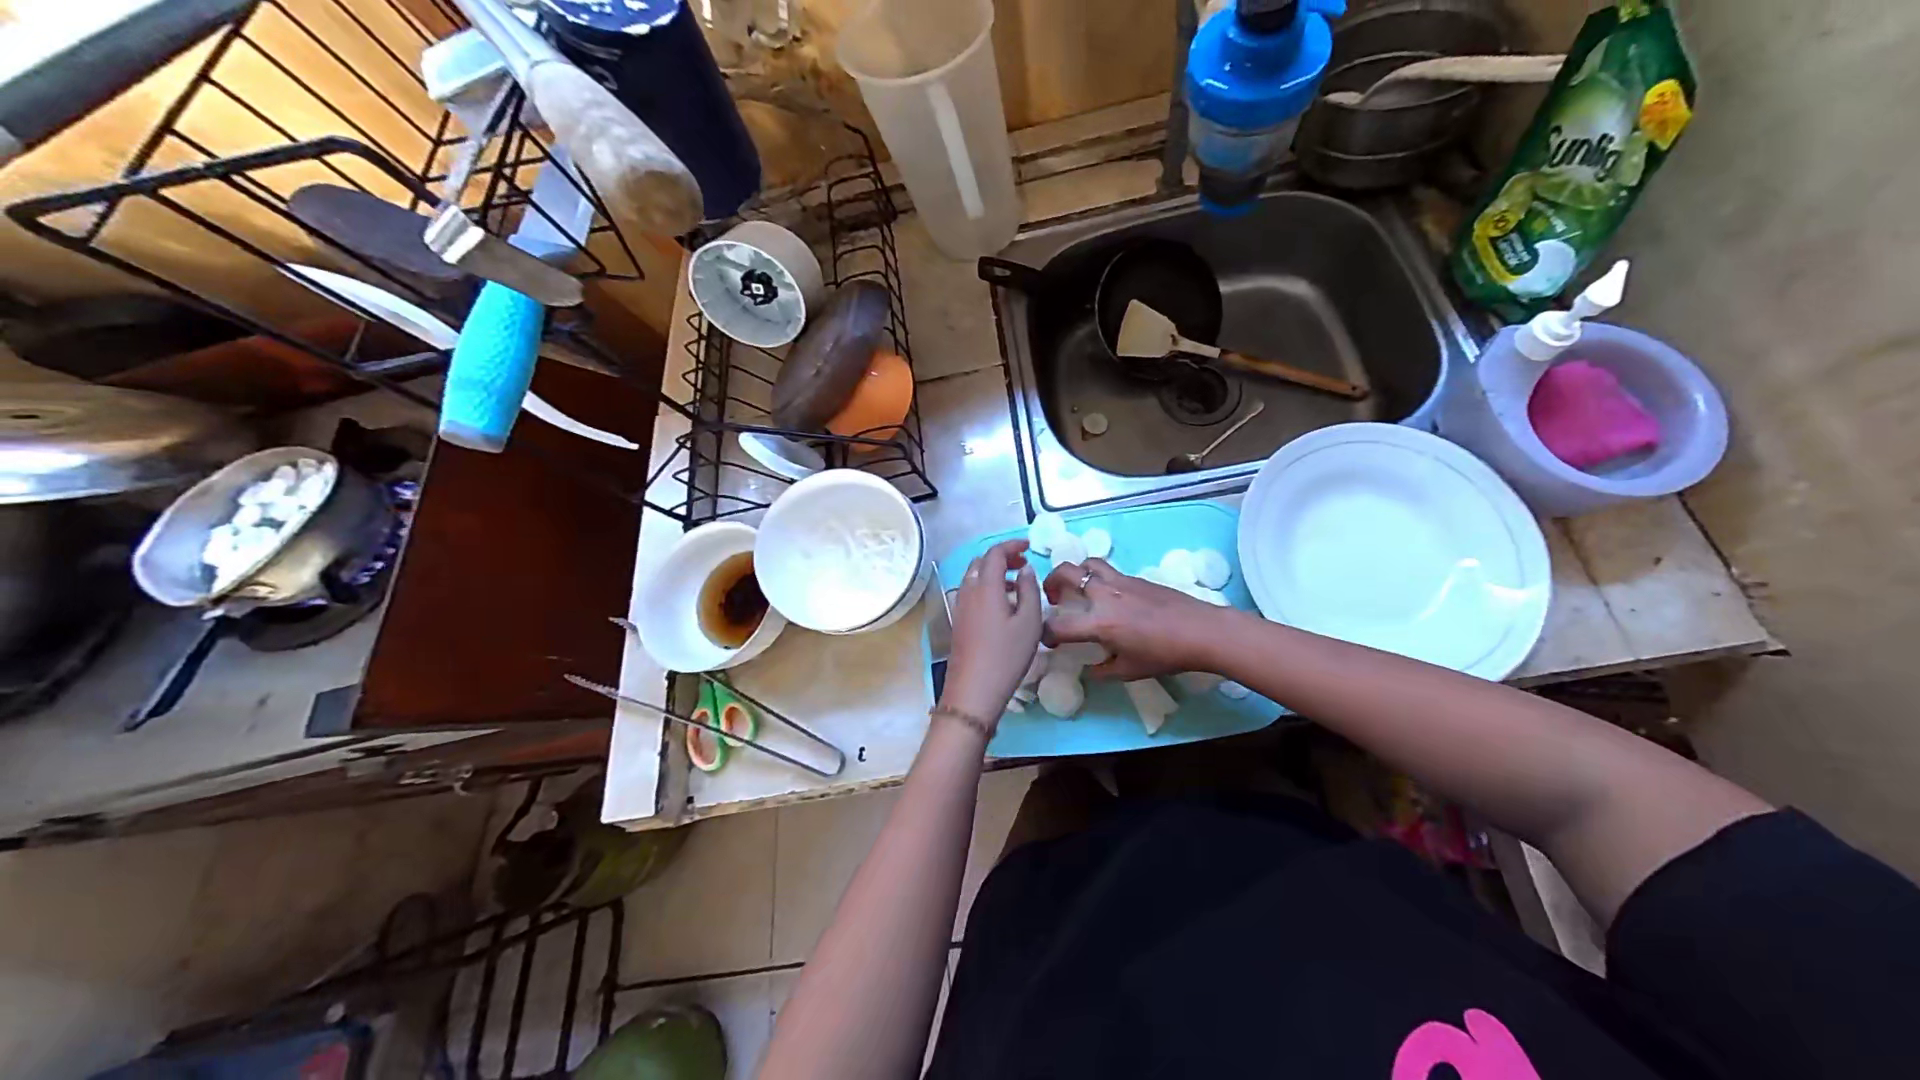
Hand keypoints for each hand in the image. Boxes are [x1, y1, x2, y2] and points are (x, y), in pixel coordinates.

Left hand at [941, 539, 1042, 724]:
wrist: (973, 690)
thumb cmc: (1006, 656)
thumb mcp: (1029, 623)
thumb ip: (1029, 591)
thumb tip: (1025, 571)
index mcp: (985, 586)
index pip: (995, 553)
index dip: (1011, 545)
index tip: (1029, 547)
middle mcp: (968, 591)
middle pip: (981, 562)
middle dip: (1002, 557)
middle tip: (1023, 564)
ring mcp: (960, 607)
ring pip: (974, 577)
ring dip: (993, 573)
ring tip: (1016, 584)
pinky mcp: (958, 621)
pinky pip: (971, 592)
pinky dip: (987, 588)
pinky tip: (1003, 606)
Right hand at [1042, 559, 1231, 679]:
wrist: (1202, 631)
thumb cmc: (1166, 655)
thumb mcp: (1130, 671)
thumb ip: (1104, 670)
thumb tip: (1090, 669)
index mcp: (1100, 624)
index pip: (1058, 625)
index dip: (1046, 634)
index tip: (1049, 640)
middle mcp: (1104, 596)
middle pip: (1065, 573)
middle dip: (1050, 582)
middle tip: (1053, 597)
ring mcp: (1120, 582)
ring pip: (1087, 563)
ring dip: (1075, 573)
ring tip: (1078, 588)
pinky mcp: (1135, 578)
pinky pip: (1108, 570)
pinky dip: (1098, 578)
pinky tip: (1108, 596)